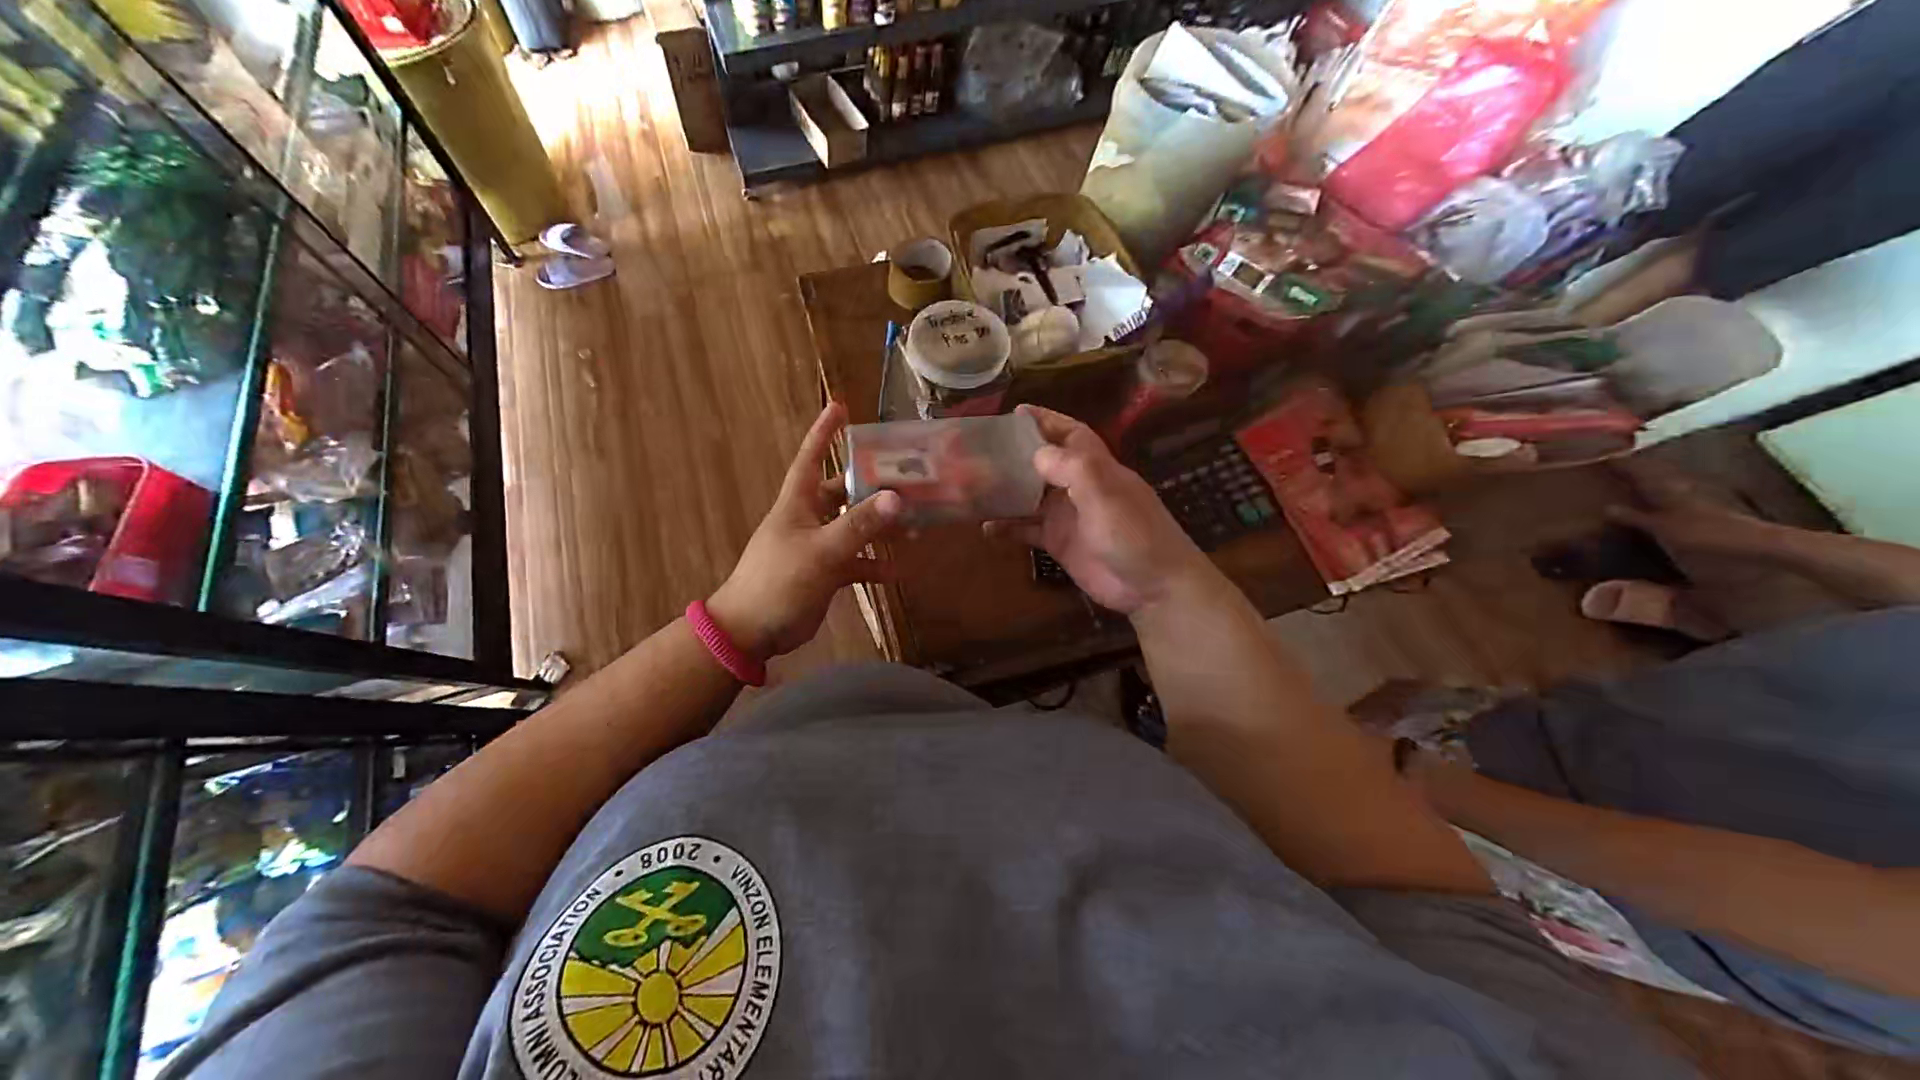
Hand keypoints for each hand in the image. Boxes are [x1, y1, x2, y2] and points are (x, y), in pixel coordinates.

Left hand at [707, 403, 901, 658]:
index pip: (812, 458)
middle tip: (906, 476)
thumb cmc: (778, 580)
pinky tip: (899, 570)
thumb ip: (858, 526)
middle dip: (872, 484)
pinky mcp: (825, 573)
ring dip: (881, 527)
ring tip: (915, 525)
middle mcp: (809, 519)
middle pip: (844, 492)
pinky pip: (856, 562)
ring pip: (855, 527)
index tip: (839, 407)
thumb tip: (897, 498)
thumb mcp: (821, 551)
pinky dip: (875, 564)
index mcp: (798, 503)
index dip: (824, 433)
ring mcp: (818, 547)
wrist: (752, 630)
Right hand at [985, 405, 1217, 614]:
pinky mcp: (1060, 543)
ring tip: (972, 485)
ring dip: (1005, 491)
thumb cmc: (1135, 533)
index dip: (1046, 420)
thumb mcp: (1105, 494)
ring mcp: (1068, 516)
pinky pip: (1028, 530)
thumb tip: (1034, 452)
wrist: (1153, 587)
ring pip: (1029, 496)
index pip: (1069, 433)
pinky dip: (1008, 528)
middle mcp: (1079, 487)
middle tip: (979, 450)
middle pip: (1043, 463)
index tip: (1015, 412)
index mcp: (1096, 467)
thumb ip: (1072, 468)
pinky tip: (985, 527)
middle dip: (1015, 454)